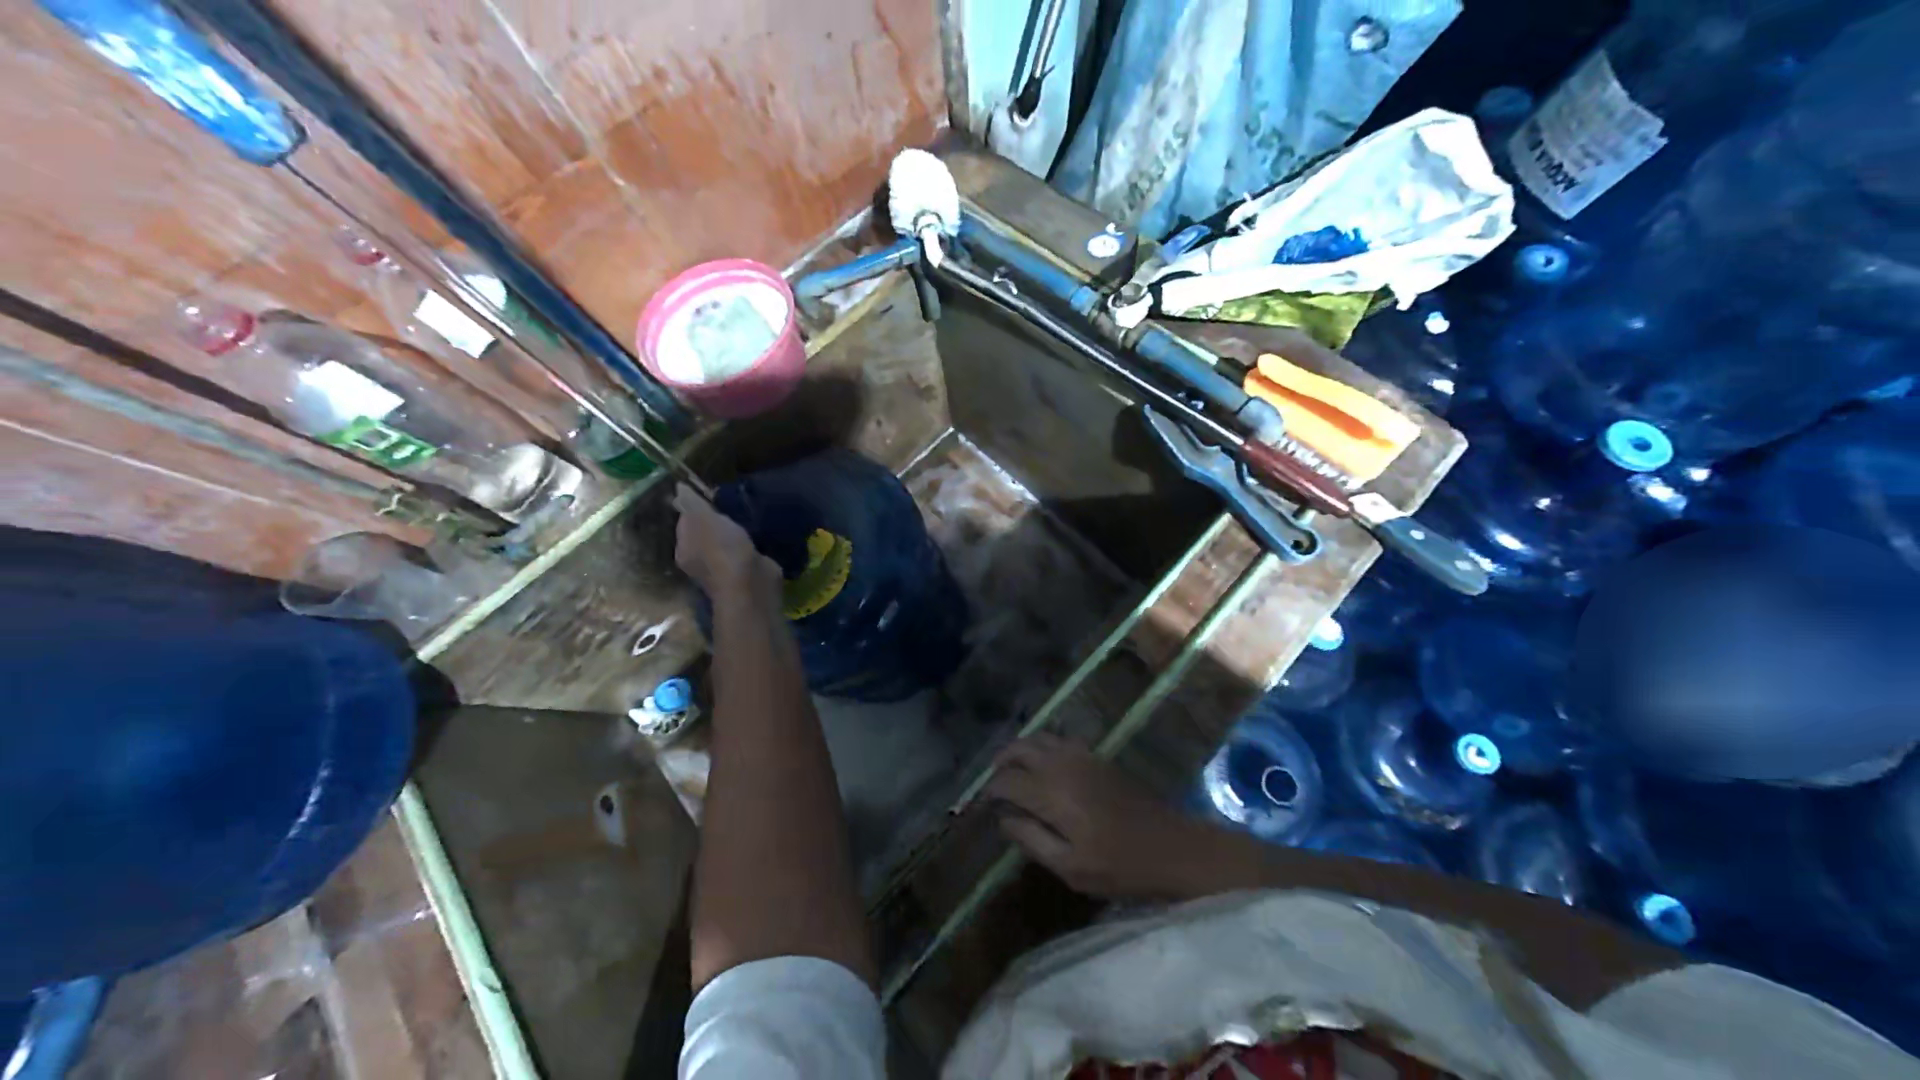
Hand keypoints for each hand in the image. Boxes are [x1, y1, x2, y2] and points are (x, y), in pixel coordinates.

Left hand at [673, 484, 779, 606]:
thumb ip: (691, 502)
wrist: (750, 583)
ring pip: (725, 544)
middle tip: (730, 503)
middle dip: (715, 521)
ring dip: (733, 534)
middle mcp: (699, 561)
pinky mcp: (745, 573)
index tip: (710, 494)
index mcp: (684, 548)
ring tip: (745, 517)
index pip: (685, 523)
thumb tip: (679, 488)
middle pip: (705, 534)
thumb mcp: (702, 518)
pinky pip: (744, 553)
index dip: (695, 508)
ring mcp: (723, 569)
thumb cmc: (721, 548)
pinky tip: (758, 535)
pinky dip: (748, 545)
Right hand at [983, 734, 1210, 899]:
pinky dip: (1042, 747)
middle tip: (992, 784)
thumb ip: (1031, 839)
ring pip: (1039, 738)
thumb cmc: (1120, 866)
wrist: (1173, 847)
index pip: (1006, 780)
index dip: (988, 791)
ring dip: (1020, 750)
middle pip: (1019, 748)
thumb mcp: (1070, 867)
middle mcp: (1062, 764)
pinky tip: (1044, 769)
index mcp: (1051, 792)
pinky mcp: (1098, 757)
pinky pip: (1059, 740)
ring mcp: (1082, 756)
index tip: (980, 806)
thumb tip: (1002, 819)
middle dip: (1000, 762)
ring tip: (1012, 773)